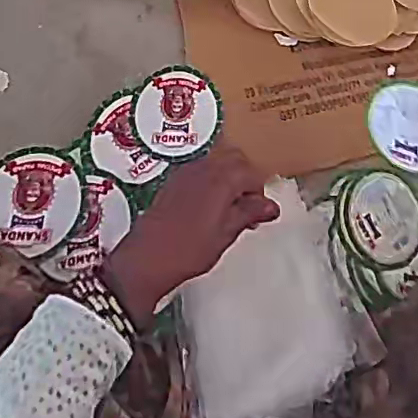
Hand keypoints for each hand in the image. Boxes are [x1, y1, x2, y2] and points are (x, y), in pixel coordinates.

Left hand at [105, 147, 279, 324]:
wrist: (145, 260)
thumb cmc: (187, 250)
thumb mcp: (226, 234)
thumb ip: (249, 213)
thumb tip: (271, 206)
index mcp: (221, 179)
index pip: (252, 172)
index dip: (259, 191)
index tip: (260, 212)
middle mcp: (204, 168)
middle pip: (235, 157)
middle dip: (246, 176)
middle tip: (248, 204)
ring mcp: (186, 173)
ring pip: (217, 160)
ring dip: (229, 175)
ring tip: (230, 205)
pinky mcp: (174, 181)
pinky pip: (201, 168)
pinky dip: (212, 178)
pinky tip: (210, 205)